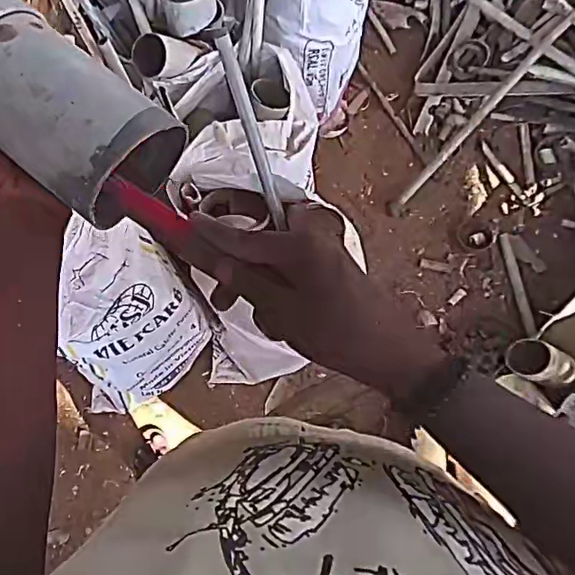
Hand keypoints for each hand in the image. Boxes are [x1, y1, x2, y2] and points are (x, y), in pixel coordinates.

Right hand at [155, 204, 447, 399]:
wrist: (391, 351)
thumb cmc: (339, 333)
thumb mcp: (280, 310)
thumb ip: (243, 280)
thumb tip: (211, 258)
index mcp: (299, 242)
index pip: (240, 235)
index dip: (208, 232)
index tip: (183, 223)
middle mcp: (310, 237)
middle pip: (255, 242)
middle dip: (236, 268)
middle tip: (221, 296)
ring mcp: (320, 250)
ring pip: (269, 259)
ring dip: (256, 284)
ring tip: (258, 315)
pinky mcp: (325, 265)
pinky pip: (287, 269)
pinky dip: (277, 289)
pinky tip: (282, 320)